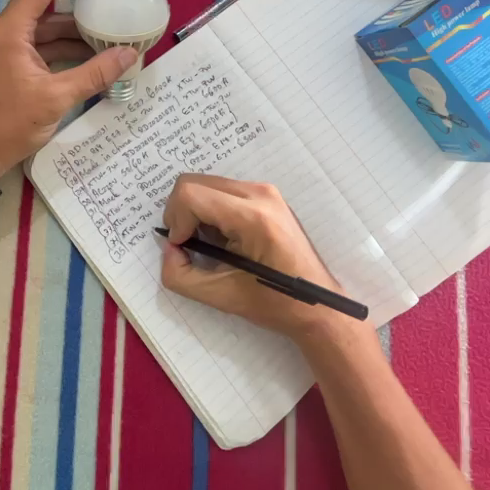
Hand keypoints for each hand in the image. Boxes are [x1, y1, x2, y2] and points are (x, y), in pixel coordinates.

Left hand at [0, 0, 137, 178]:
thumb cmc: (10, 124)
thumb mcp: (57, 98)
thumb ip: (94, 73)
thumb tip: (130, 54)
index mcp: (11, 30)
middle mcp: (8, 32)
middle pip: (49, 5)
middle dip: (82, 3)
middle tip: (115, 0)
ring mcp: (11, 49)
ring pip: (49, 29)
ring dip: (78, 31)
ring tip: (113, 32)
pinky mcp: (15, 65)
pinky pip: (46, 47)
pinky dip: (68, 49)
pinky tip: (95, 56)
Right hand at [159, 174, 365, 338]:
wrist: (320, 306)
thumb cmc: (275, 304)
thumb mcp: (219, 296)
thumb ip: (179, 275)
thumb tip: (169, 248)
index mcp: (252, 218)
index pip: (191, 194)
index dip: (175, 220)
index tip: (183, 248)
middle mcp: (259, 193)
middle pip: (193, 183)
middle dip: (180, 213)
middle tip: (188, 245)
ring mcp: (264, 190)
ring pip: (205, 184)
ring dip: (194, 212)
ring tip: (208, 243)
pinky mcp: (265, 194)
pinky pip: (220, 189)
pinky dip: (209, 209)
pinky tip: (223, 237)